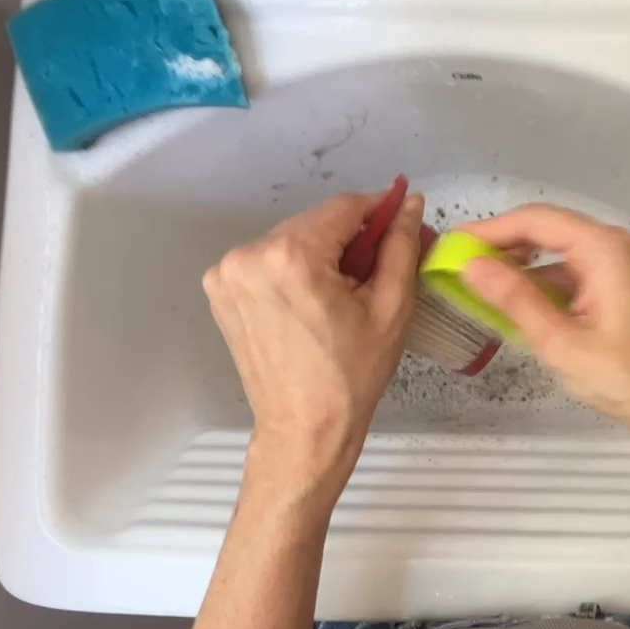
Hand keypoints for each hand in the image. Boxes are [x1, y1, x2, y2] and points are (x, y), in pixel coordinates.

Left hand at [202, 187, 423, 476]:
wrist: (305, 426)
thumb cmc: (352, 374)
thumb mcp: (390, 307)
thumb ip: (399, 246)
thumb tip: (409, 202)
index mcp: (291, 257)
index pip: (343, 208)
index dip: (377, 207)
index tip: (401, 209)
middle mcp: (249, 255)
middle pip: (314, 222)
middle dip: (349, 235)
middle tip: (379, 263)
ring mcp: (227, 272)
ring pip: (291, 239)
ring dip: (321, 251)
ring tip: (344, 289)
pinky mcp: (220, 288)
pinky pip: (269, 260)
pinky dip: (294, 268)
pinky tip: (313, 299)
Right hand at [457, 204, 629, 435]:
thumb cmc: (626, 380)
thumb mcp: (560, 342)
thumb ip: (514, 299)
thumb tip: (472, 266)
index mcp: (606, 250)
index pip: (538, 220)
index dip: (492, 229)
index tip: (455, 241)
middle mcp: (616, 246)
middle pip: (548, 229)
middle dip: (504, 244)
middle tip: (462, 262)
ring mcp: (620, 264)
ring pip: (558, 250)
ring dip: (521, 265)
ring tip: (482, 284)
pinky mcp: (618, 285)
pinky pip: (571, 271)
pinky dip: (542, 282)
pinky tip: (517, 303)